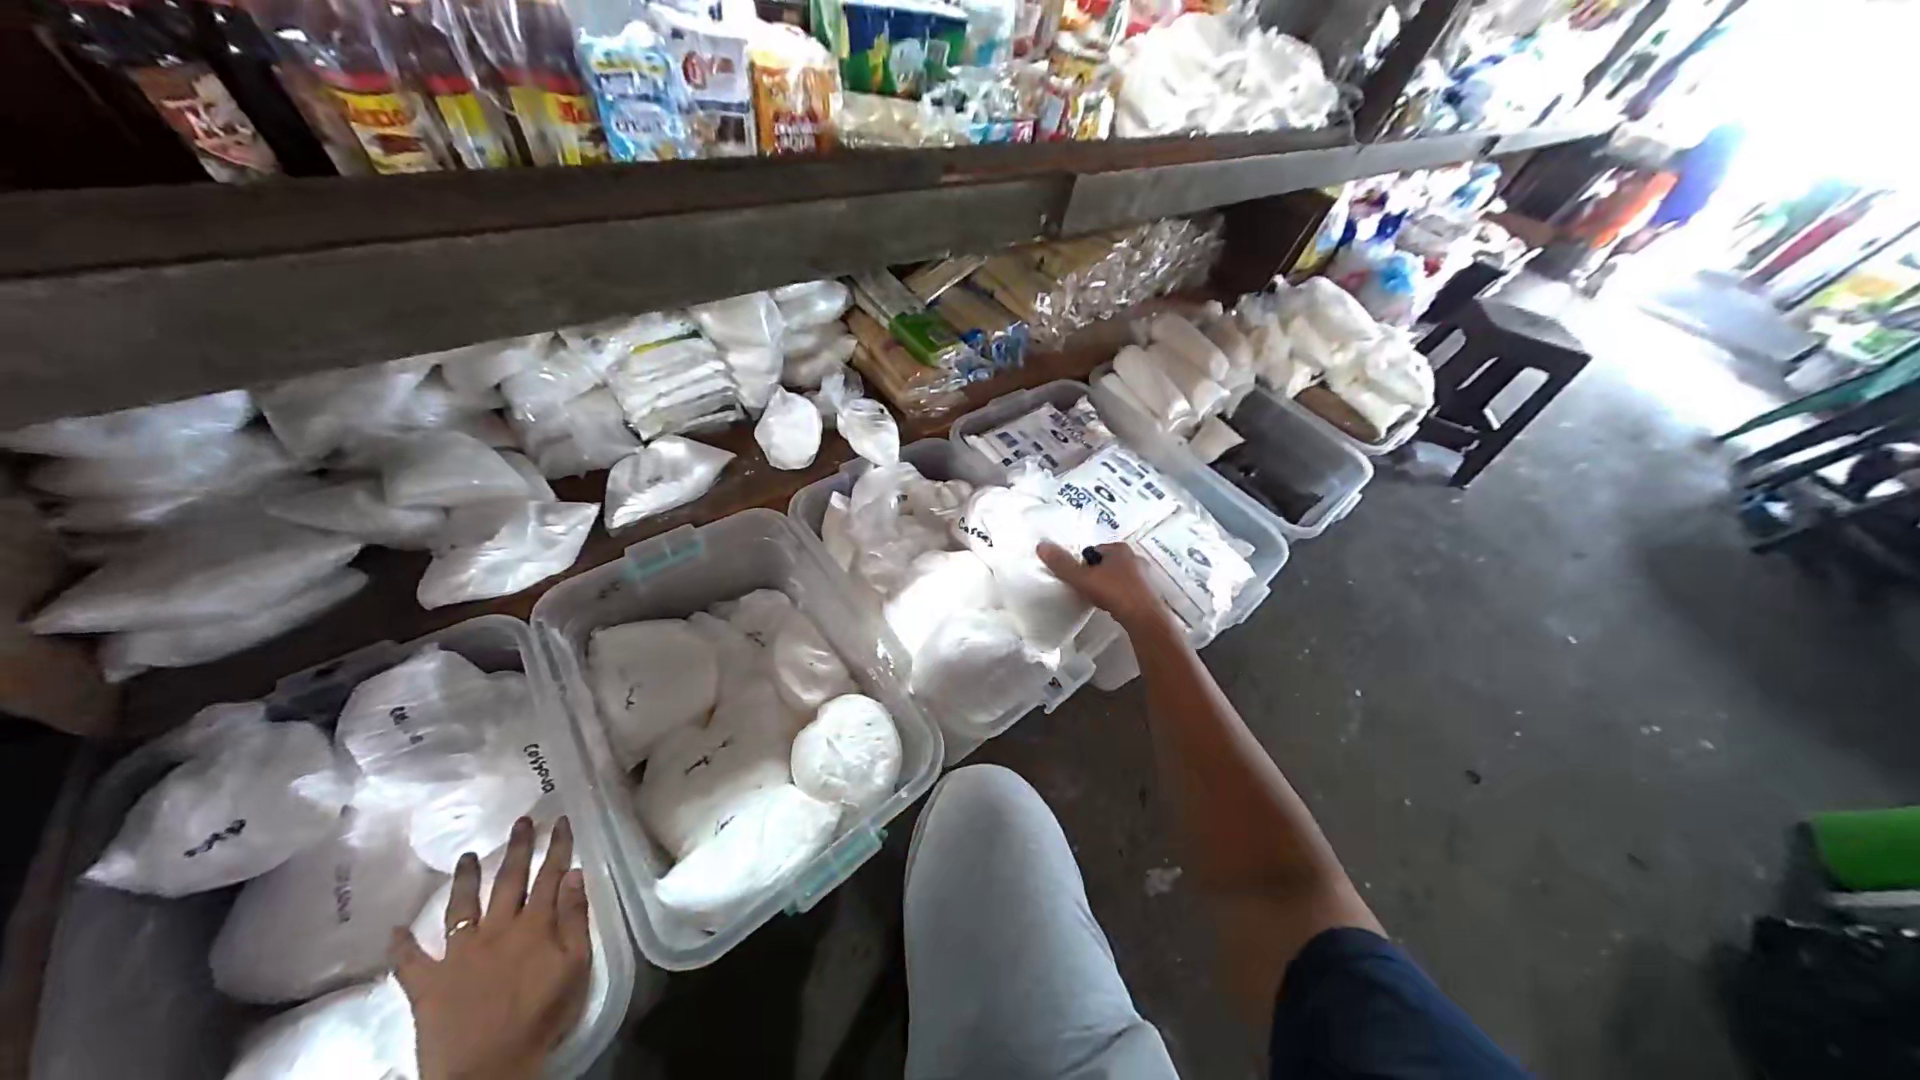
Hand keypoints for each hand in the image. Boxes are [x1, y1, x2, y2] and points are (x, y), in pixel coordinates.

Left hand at [392, 817, 590, 1079]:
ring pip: (461, 906)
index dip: (557, 846)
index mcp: (534, 926)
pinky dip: (401, 944)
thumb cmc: (541, 1017)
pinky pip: (409, 960)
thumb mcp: (575, 967)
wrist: (487, 1069)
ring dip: (465, 879)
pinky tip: (394, 929)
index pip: (551, 876)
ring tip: (467, 856)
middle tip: (521, 820)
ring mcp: (458, 954)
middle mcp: (496, 930)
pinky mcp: (428, 983)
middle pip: (509, 881)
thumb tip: (574, 874)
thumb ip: (575, 920)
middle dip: (517, 848)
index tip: (561, 821)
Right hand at [1037, 541, 1170, 631]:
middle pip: (1108, 563)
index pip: (1095, 550)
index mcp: (1120, 549)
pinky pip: (1130, 590)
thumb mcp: (1082, 578)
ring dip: (1110, 585)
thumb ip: (1062, 564)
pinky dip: (1121, 596)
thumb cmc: (1113, 592)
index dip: (1084, 562)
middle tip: (1086, 588)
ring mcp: (1146, 575)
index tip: (1077, 576)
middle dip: (1097, 573)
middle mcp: (1135, 557)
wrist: (1144, 617)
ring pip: (1120, 577)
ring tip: (1100, 600)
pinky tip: (1114, 607)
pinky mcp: (1151, 592)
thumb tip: (1041, 545)